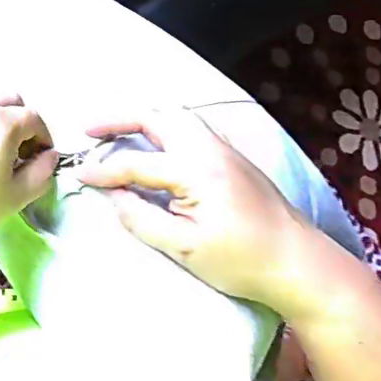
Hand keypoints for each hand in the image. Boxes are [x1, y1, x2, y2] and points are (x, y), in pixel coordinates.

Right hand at [74, 109, 353, 320]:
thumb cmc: (243, 261)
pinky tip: (156, 143)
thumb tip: (114, 197)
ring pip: (174, 116)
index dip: (102, 171)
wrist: (303, 264)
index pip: (134, 163)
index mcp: (193, 168)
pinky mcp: (232, 156)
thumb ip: (141, 218)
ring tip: (118, 133)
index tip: (77, 176)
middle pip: (154, 117)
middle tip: (89, 132)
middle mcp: (207, 146)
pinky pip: (189, 126)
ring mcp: (222, 148)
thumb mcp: (185, 249)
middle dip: (117, 120)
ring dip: (142, 120)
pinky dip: (163, 126)